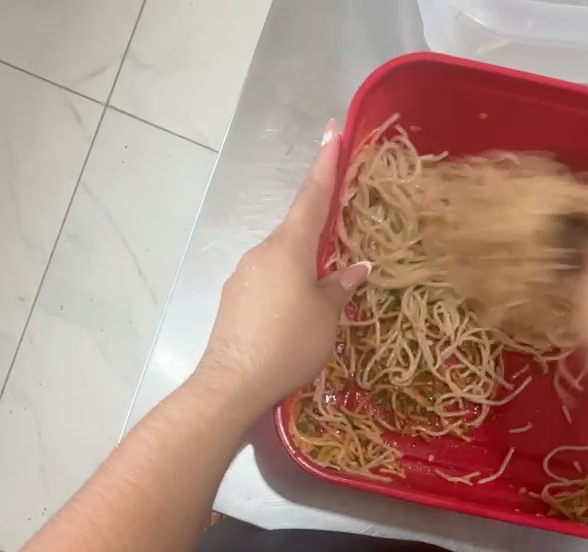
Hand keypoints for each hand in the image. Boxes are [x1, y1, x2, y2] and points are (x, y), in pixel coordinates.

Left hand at [193, 123, 371, 415]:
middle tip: (339, 245)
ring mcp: (242, 277)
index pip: (312, 197)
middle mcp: (261, 253)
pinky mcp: (232, 302)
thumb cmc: (288, 345)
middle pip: (295, 235)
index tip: (333, 132)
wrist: (234, 383)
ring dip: (300, 273)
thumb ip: (340, 288)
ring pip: (279, 264)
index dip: (325, 165)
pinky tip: (292, 318)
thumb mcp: (326, 318)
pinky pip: (266, 286)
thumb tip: (355, 268)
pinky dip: (283, 292)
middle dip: (317, 237)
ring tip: (318, 301)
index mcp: (288, 246)